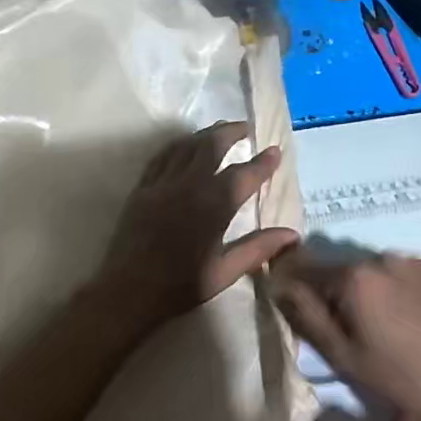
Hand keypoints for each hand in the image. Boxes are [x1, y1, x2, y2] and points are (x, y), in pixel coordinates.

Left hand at [88, 122, 296, 332]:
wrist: (127, 292)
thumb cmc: (180, 286)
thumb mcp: (225, 271)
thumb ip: (258, 248)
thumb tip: (293, 235)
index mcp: (213, 206)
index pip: (244, 174)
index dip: (263, 162)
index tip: (275, 150)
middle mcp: (188, 186)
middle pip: (211, 145)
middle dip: (231, 132)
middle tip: (245, 127)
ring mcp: (162, 184)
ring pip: (185, 145)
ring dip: (205, 134)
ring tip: (219, 130)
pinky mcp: (142, 188)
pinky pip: (162, 156)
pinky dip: (178, 145)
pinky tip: (184, 146)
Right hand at [274, 255, 420, 420]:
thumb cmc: (402, 377)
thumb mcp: (345, 355)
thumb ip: (308, 316)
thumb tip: (280, 285)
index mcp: (355, 276)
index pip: (308, 271)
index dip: (296, 288)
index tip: (297, 309)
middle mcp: (382, 256)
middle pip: (342, 269)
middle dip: (334, 291)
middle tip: (343, 329)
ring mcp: (413, 260)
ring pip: (372, 271)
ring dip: (366, 290)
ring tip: (378, 327)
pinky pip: (400, 274)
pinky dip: (393, 290)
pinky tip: (406, 321)